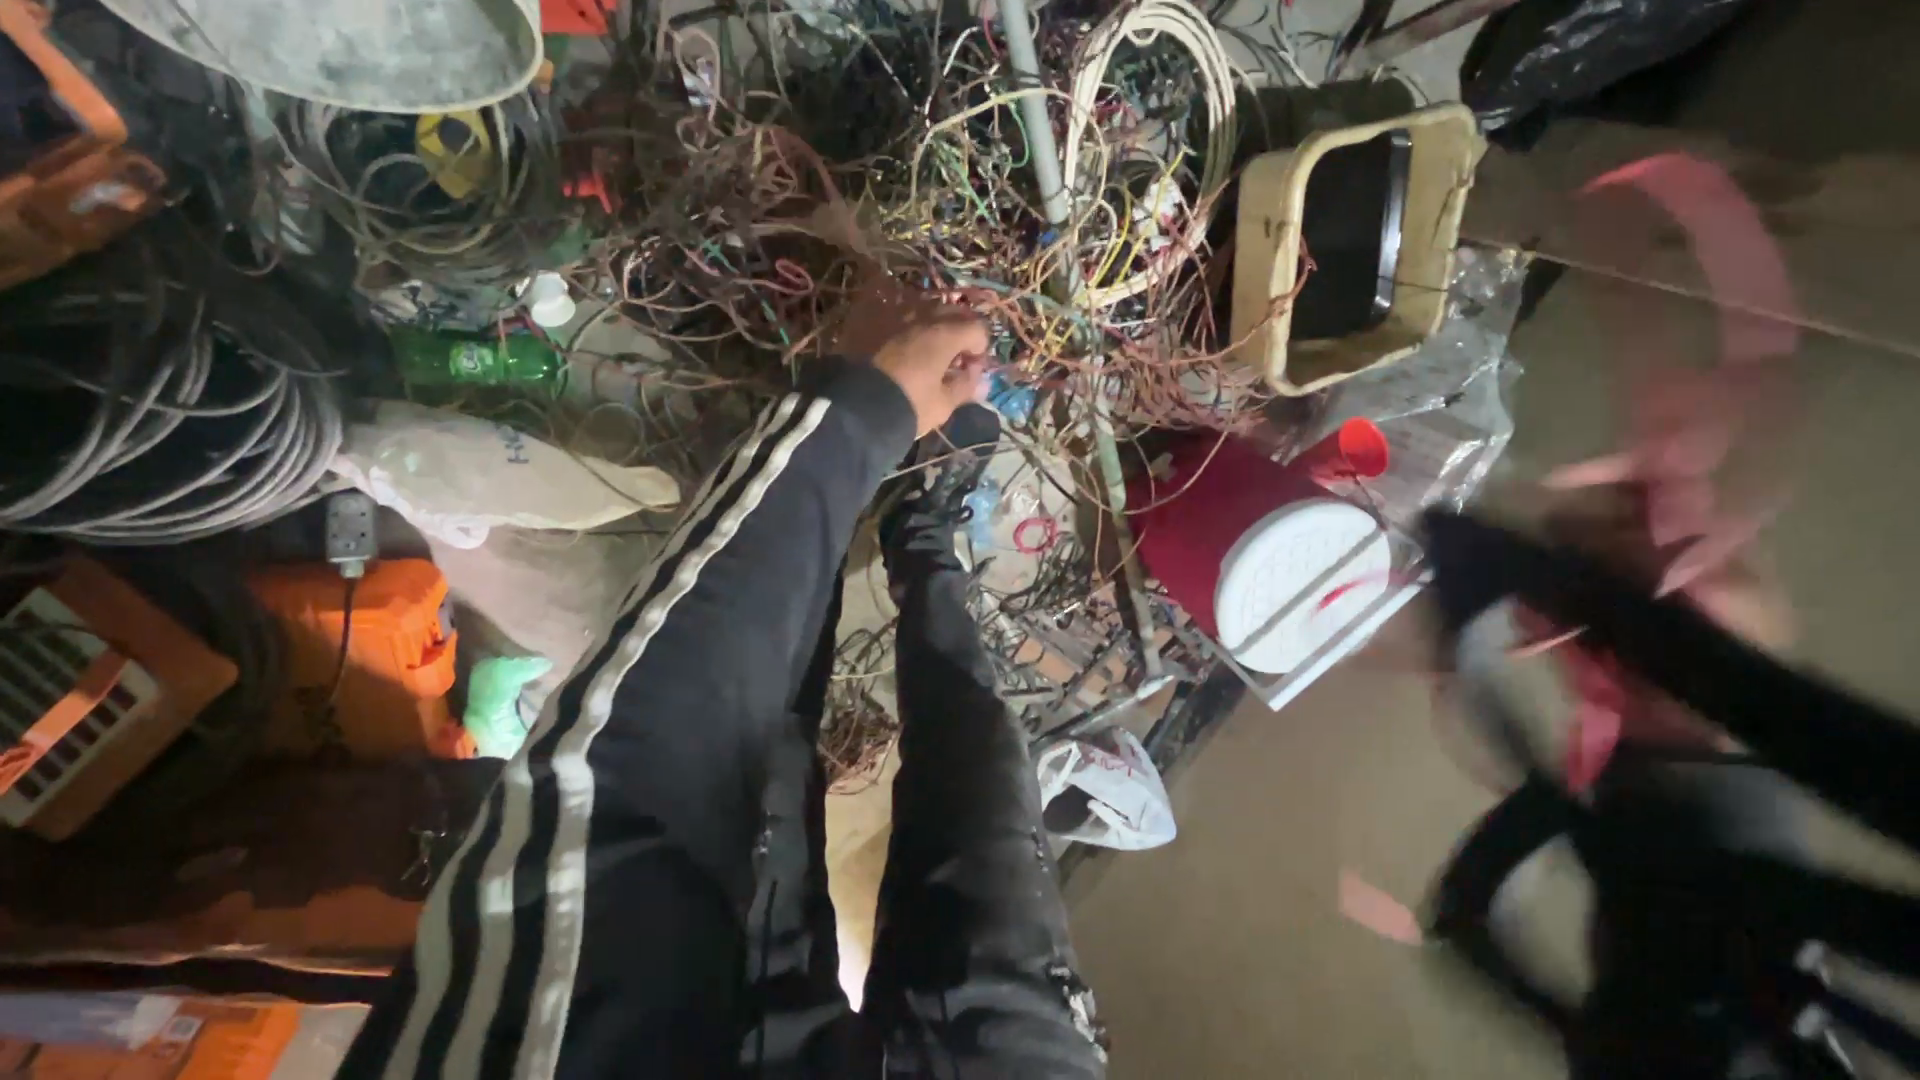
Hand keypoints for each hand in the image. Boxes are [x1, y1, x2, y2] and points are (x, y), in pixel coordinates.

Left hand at [837, 276, 991, 435]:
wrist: (852, 406)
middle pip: (952, 311)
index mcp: (945, 333)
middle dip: (958, 332)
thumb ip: (965, 387)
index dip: (979, 349)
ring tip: (922, 348)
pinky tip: (895, 338)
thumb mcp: (942, 405)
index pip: (977, 328)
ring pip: (922, 306)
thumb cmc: (905, 407)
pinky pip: (892, 305)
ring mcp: (892, 310)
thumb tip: (981, 379)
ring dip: (930, 323)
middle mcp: (921, 314)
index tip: (970, 369)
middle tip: (950, 359)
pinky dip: (901, 318)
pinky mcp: (867, 315)